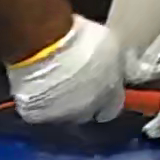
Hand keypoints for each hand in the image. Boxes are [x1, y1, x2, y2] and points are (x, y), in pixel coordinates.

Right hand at [5, 15, 127, 125]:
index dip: (108, 101)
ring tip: (55, 85)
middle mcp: (82, 113)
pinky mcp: (32, 115)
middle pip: (83, 114)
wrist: (43, 50)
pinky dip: (39, 103)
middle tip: (78, 85)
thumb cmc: (83, 43)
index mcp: (108, 97)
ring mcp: (55, 116)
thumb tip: (127, 74)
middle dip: (82, 103)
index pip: (111, 110)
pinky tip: (39, 89)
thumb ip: (119, 68)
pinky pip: (38, 112)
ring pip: (59, 115)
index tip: (105, 92)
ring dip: (59, 104)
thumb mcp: (115, 49)